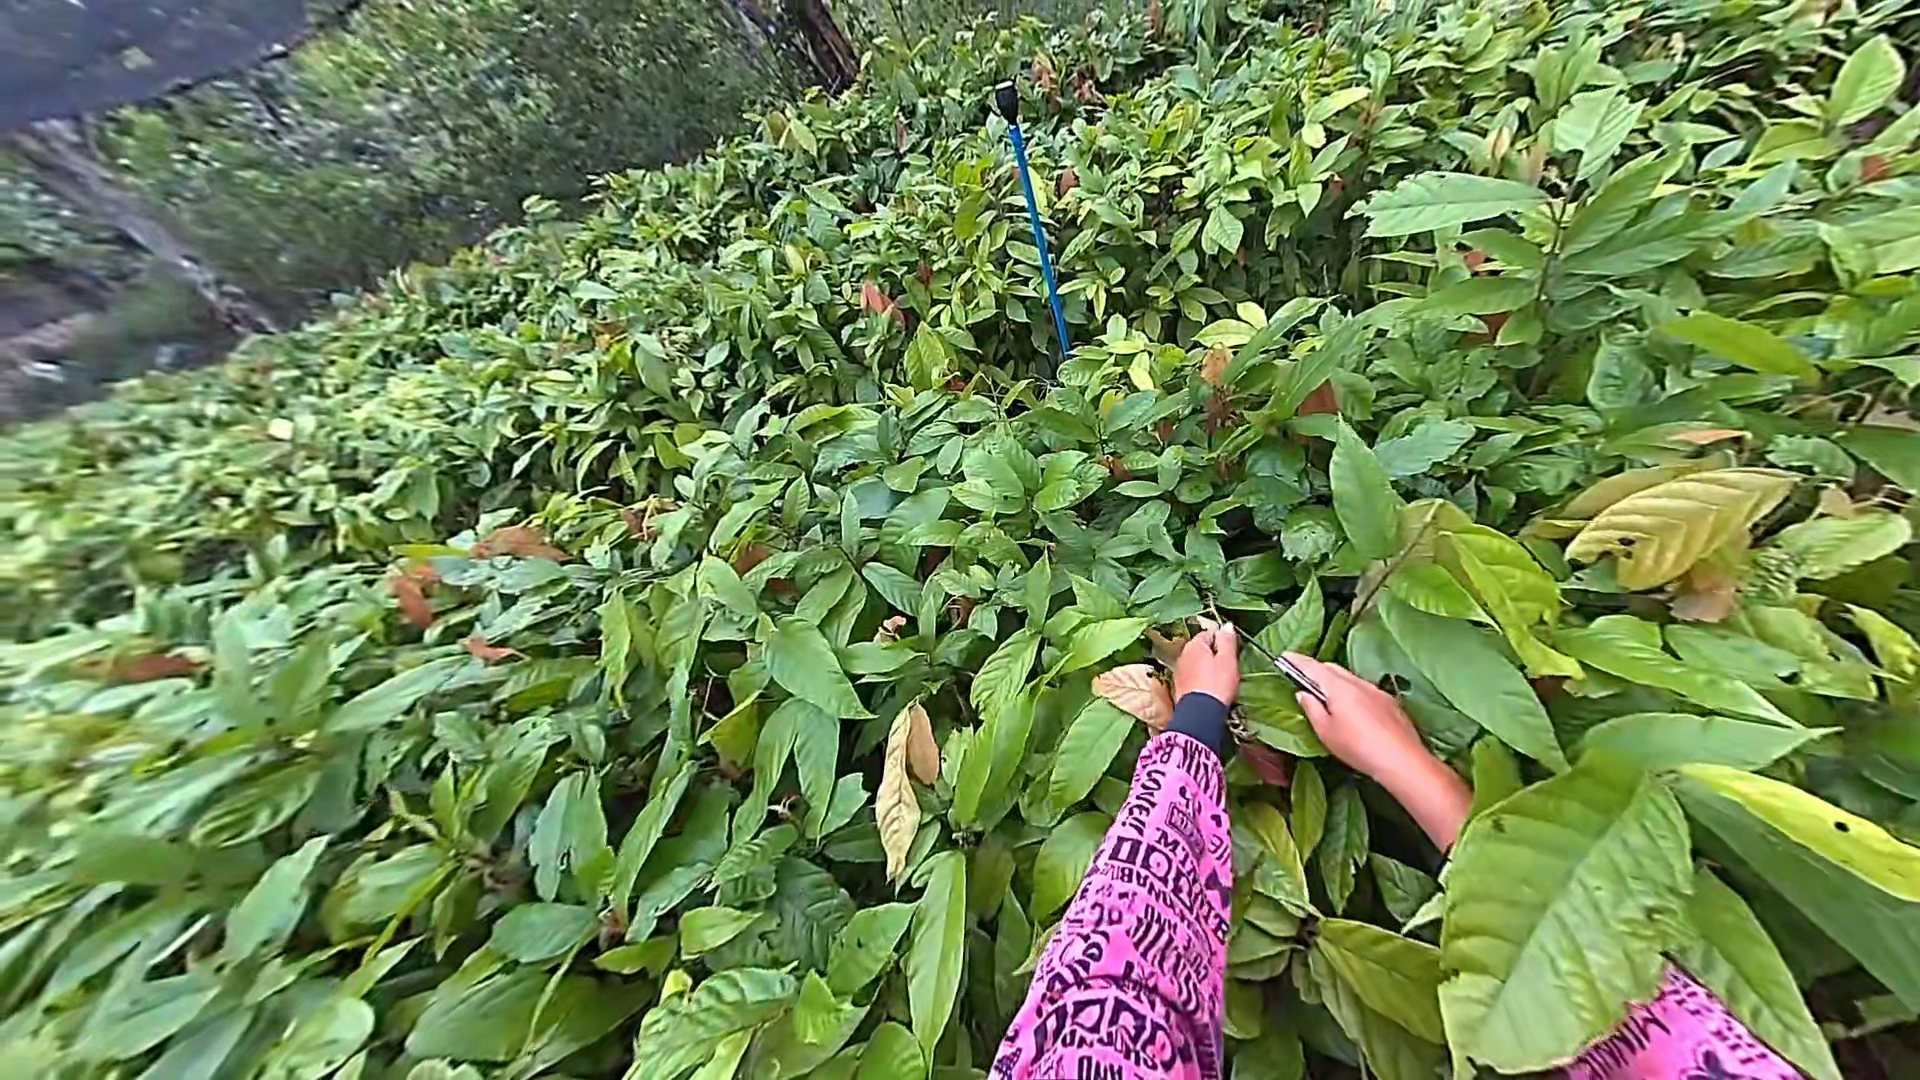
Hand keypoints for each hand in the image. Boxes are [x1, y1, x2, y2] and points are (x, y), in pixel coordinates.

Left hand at [1173, 622, 1239, 706]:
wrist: (1200, 712)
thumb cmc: (1217, 683)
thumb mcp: (1228, 659)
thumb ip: (1227, 640)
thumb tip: (1227, 625)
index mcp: (1194, 645)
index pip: (1209, 634)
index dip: (1222, 641)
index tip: (1232, 653)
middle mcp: (1183, 654)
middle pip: (1201, 648)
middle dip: (1214, 654)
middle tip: (1228, 667)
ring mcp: (1179, 670)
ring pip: (1196, 662)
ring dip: (1207, 667)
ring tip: (1220, 679)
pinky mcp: (1179, 685)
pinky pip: (1192, 675)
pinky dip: (1201, 678)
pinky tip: (1209, 687)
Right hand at [1282, 654, 1429, 785]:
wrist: (1405, 763)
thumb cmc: (1358, 747)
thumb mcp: (1325, 731)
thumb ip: (1311, 708)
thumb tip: (1303, 693)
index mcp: (1338, 687)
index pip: (1312, 666)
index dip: (1296, 660)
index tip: (1285, 656)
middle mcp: (1358, 683)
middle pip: (1332, 668)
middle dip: (1316, 668)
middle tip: (1302, 676)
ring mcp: (1377, 692)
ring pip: (1350, 678)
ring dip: (1335, 681)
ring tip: (1327, 694)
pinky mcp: (1391, 704)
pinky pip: (1364, 689)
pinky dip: (1352, 691)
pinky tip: (1352, 708)